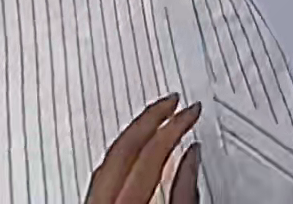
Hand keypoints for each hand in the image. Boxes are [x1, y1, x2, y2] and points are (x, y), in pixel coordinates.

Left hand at [86, 95, 200, 203]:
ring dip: (137, 132)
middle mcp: (99, 202)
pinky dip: (122, 154)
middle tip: (175, 99)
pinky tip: (137, 151)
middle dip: (153, 116)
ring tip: (159, 116)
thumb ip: (185, 193)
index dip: (176, 126)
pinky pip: (102, 172)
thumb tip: (193, 154)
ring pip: (110, 157)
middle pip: (125, 147)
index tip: (193, 110)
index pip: (152, 152)